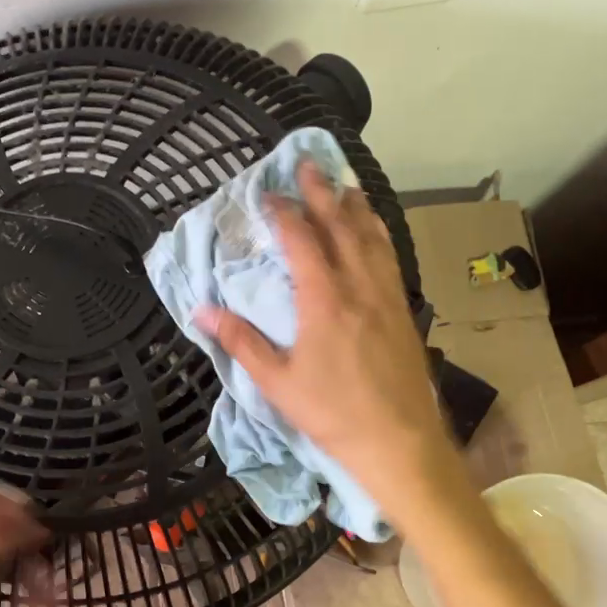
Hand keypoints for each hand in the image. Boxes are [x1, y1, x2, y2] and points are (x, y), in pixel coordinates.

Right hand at [194, 163, 461, 520]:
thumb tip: (202, 312)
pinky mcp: (403, 312)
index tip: (268, 194)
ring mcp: (387, 297)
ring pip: (373, 239)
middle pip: (342, 228)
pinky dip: (379, 235)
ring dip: (355, 208)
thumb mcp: (277, 382)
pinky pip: (390, 258)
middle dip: (322, 194)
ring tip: (344, 185)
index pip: (303, 243)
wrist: (399, 440)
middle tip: (308, 167)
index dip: (284, 214)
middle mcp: (360, 288)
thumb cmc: (332, 413)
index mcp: (325, 301)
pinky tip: (375, 233)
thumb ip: (242, 342)